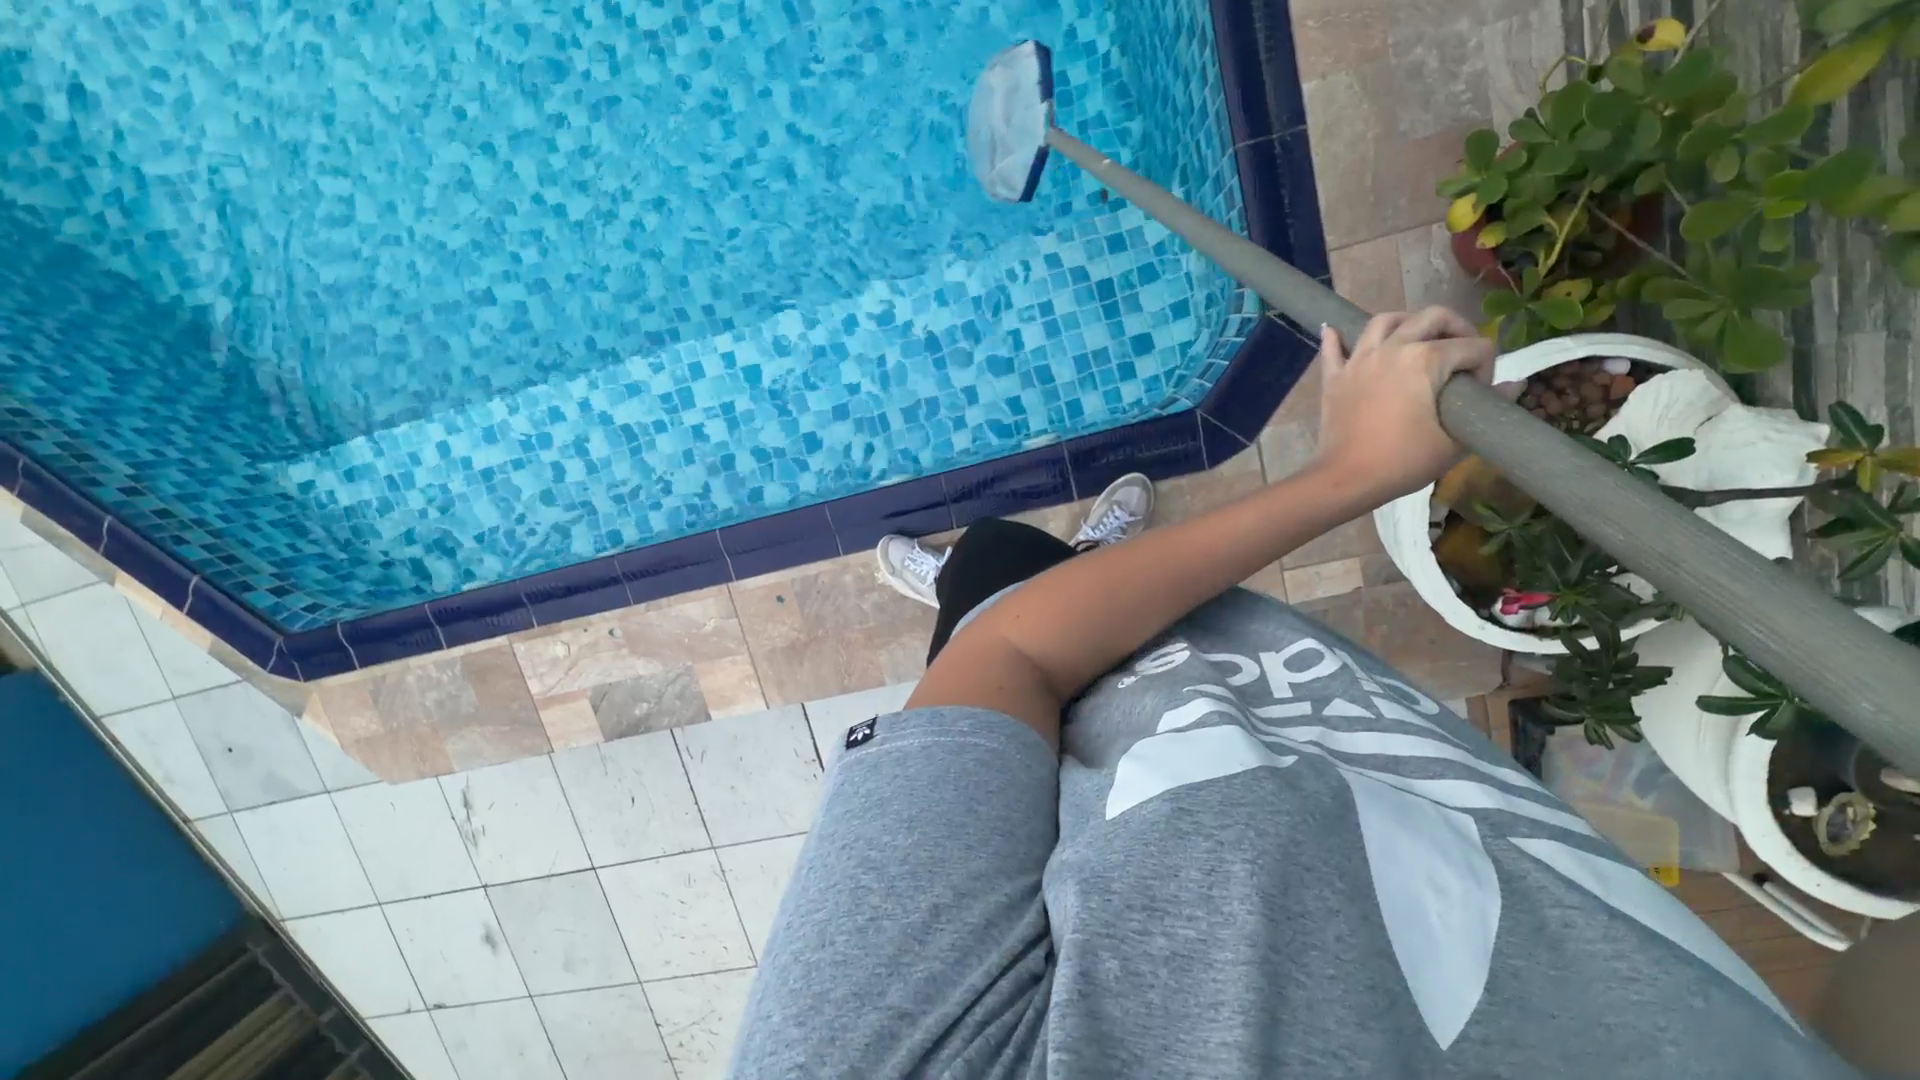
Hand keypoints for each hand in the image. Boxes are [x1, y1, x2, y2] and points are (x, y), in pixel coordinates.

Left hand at [1311, 307, 1503, 504]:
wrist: (1346, 479)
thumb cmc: (1403, 462)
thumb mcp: (1455, 441)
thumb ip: (1487, 407)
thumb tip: (1514, 385)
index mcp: (1425, 359)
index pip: (1472, 347)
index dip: (1486, 366)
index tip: (1479, 392)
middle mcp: (1391, 348)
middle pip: (1431, 317)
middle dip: (1457, 327)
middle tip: (1463, 352)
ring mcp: (1358, 360)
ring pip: (1383, 321)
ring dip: (1405, 321)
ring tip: (1418, 338)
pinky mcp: (1333, 376)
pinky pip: (1332, 347)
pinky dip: (1336, 336)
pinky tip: (1337, 330)